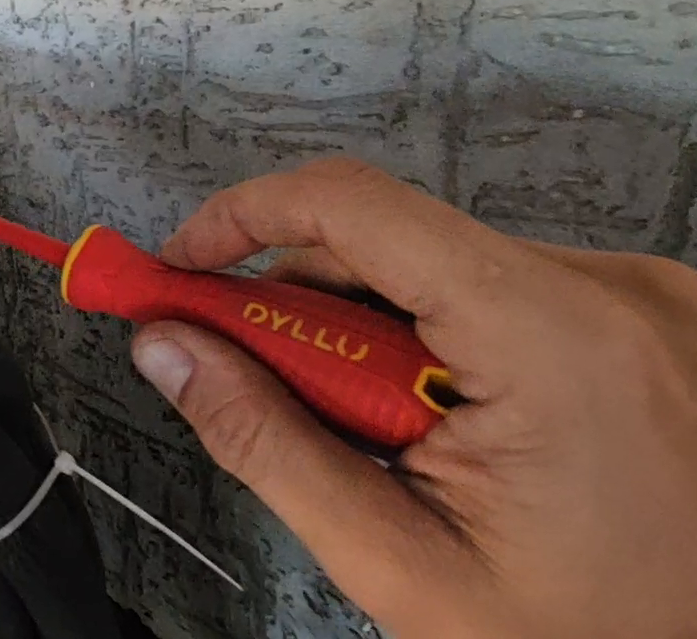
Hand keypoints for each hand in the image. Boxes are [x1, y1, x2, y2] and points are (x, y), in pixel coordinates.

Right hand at [128, 158, 696, 638]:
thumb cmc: (583, 636)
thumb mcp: (397, 562)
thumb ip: (261, 441)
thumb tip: (157, 344)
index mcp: (555, 336)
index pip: (351, 204)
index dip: (240, 215)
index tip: (180, 268)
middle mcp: (608, 286)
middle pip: (378, 238)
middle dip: (289, 298)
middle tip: (255, 373)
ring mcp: (639, 294)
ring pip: (421, 258)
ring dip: (350, 320)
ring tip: (363, 417)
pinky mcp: (641, 310)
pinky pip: (476, 280)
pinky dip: (412, 326)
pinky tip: (429, 408)